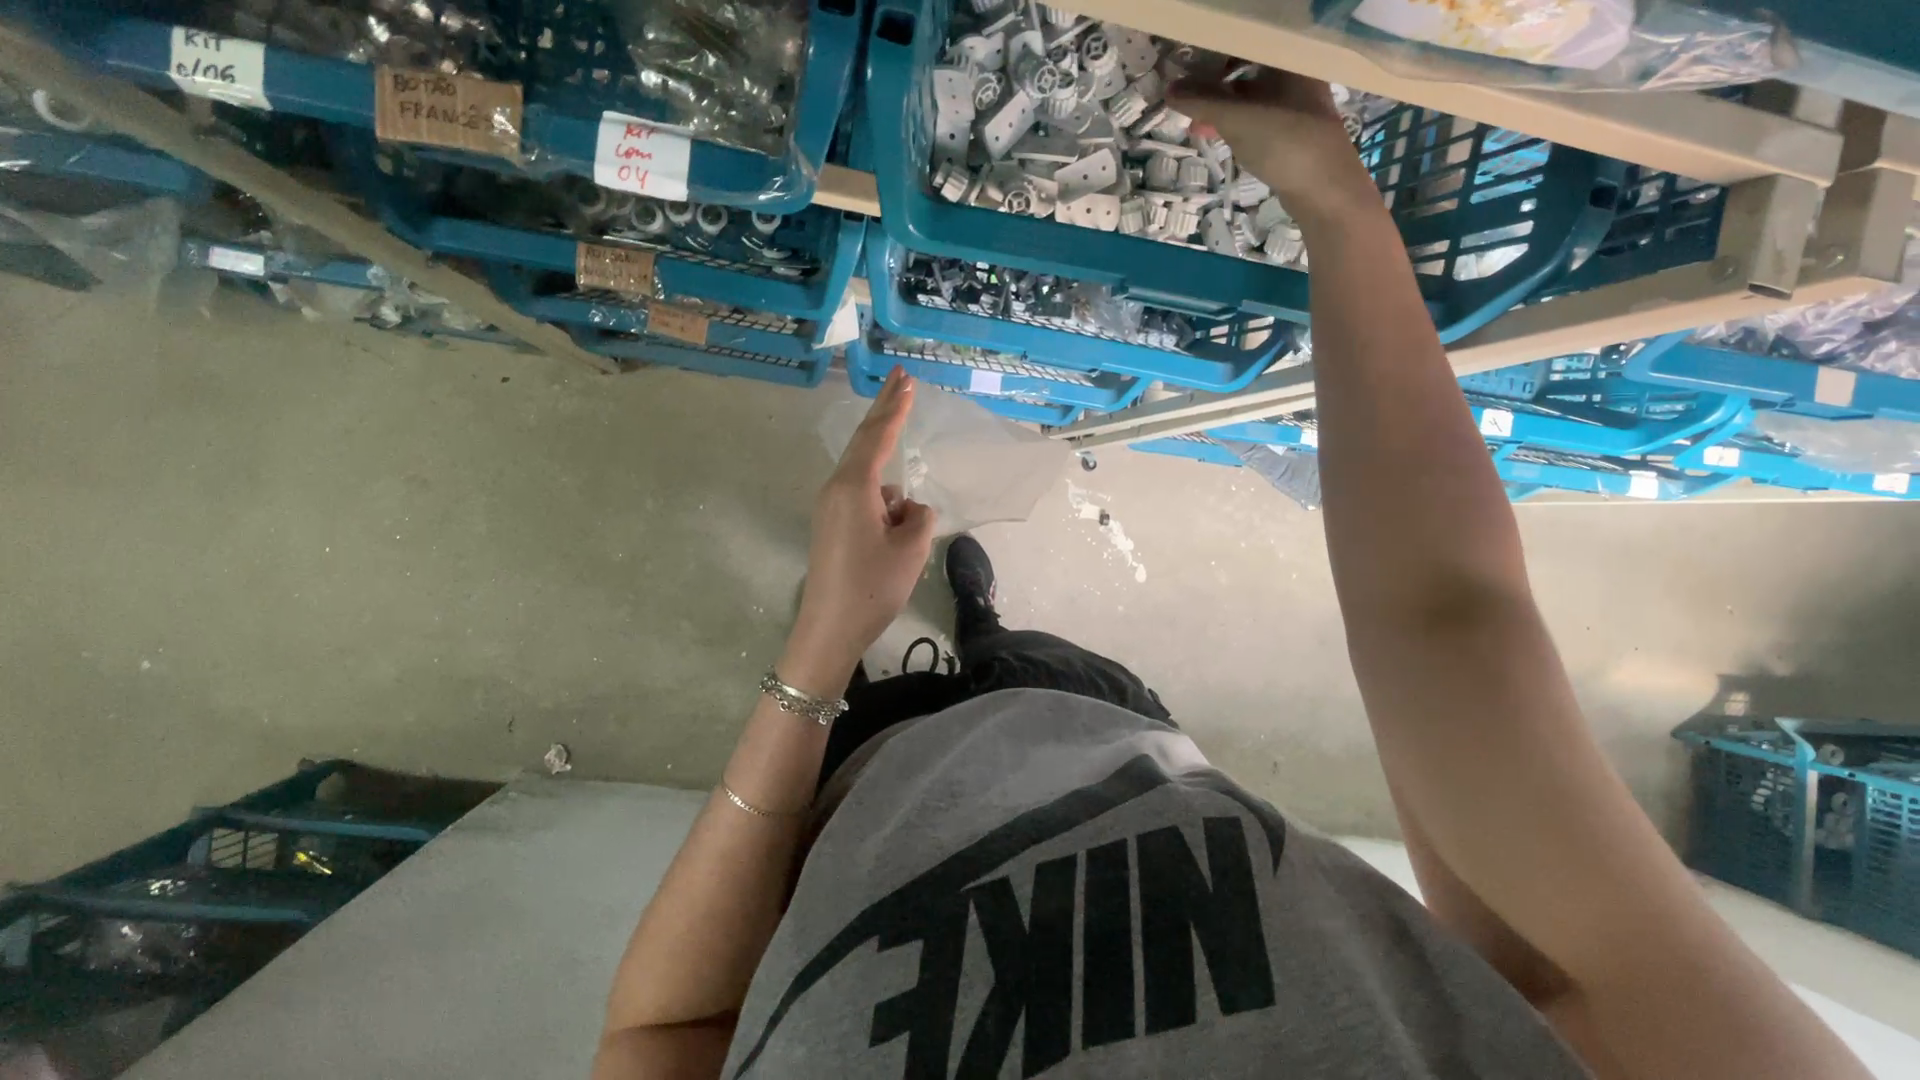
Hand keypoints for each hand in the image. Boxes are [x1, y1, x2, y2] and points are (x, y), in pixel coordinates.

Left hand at [783, 369, 936, 691]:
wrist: (830, 630)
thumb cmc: (872, 586)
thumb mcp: (912, 547)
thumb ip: (919, 515)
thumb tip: (906, 508)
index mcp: (853, 486)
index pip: (878, 435)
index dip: (895, 406)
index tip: (906, 379)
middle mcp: (836, 489)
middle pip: (865, 443)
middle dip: (885, 413)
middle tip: (901, 380)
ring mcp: (830, 508)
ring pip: (872, 485)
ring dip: (895, 501)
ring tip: (901, 550)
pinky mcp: (831, 527)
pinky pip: (865, 504)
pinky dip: (885, 513)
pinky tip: (893, 551)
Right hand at [1170, 69, 1376, 224]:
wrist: (1325, 192)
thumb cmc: (1286, 144)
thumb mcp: (1238, 119)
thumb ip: (1203, 102)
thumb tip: (1169, 90)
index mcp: (1292, 60)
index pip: (1247, 45)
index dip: (1215, 56)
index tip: (1189, 71)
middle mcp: (1298, 77)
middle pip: (1248, 72)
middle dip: (1214, 87)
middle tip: (1187, 100)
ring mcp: (1297, 107)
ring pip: (1251, 99)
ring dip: (1221, 109)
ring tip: (1194, 124)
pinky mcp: (1293, 134)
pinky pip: (1257, 120)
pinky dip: (1235, 126)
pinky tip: (1216, 137)